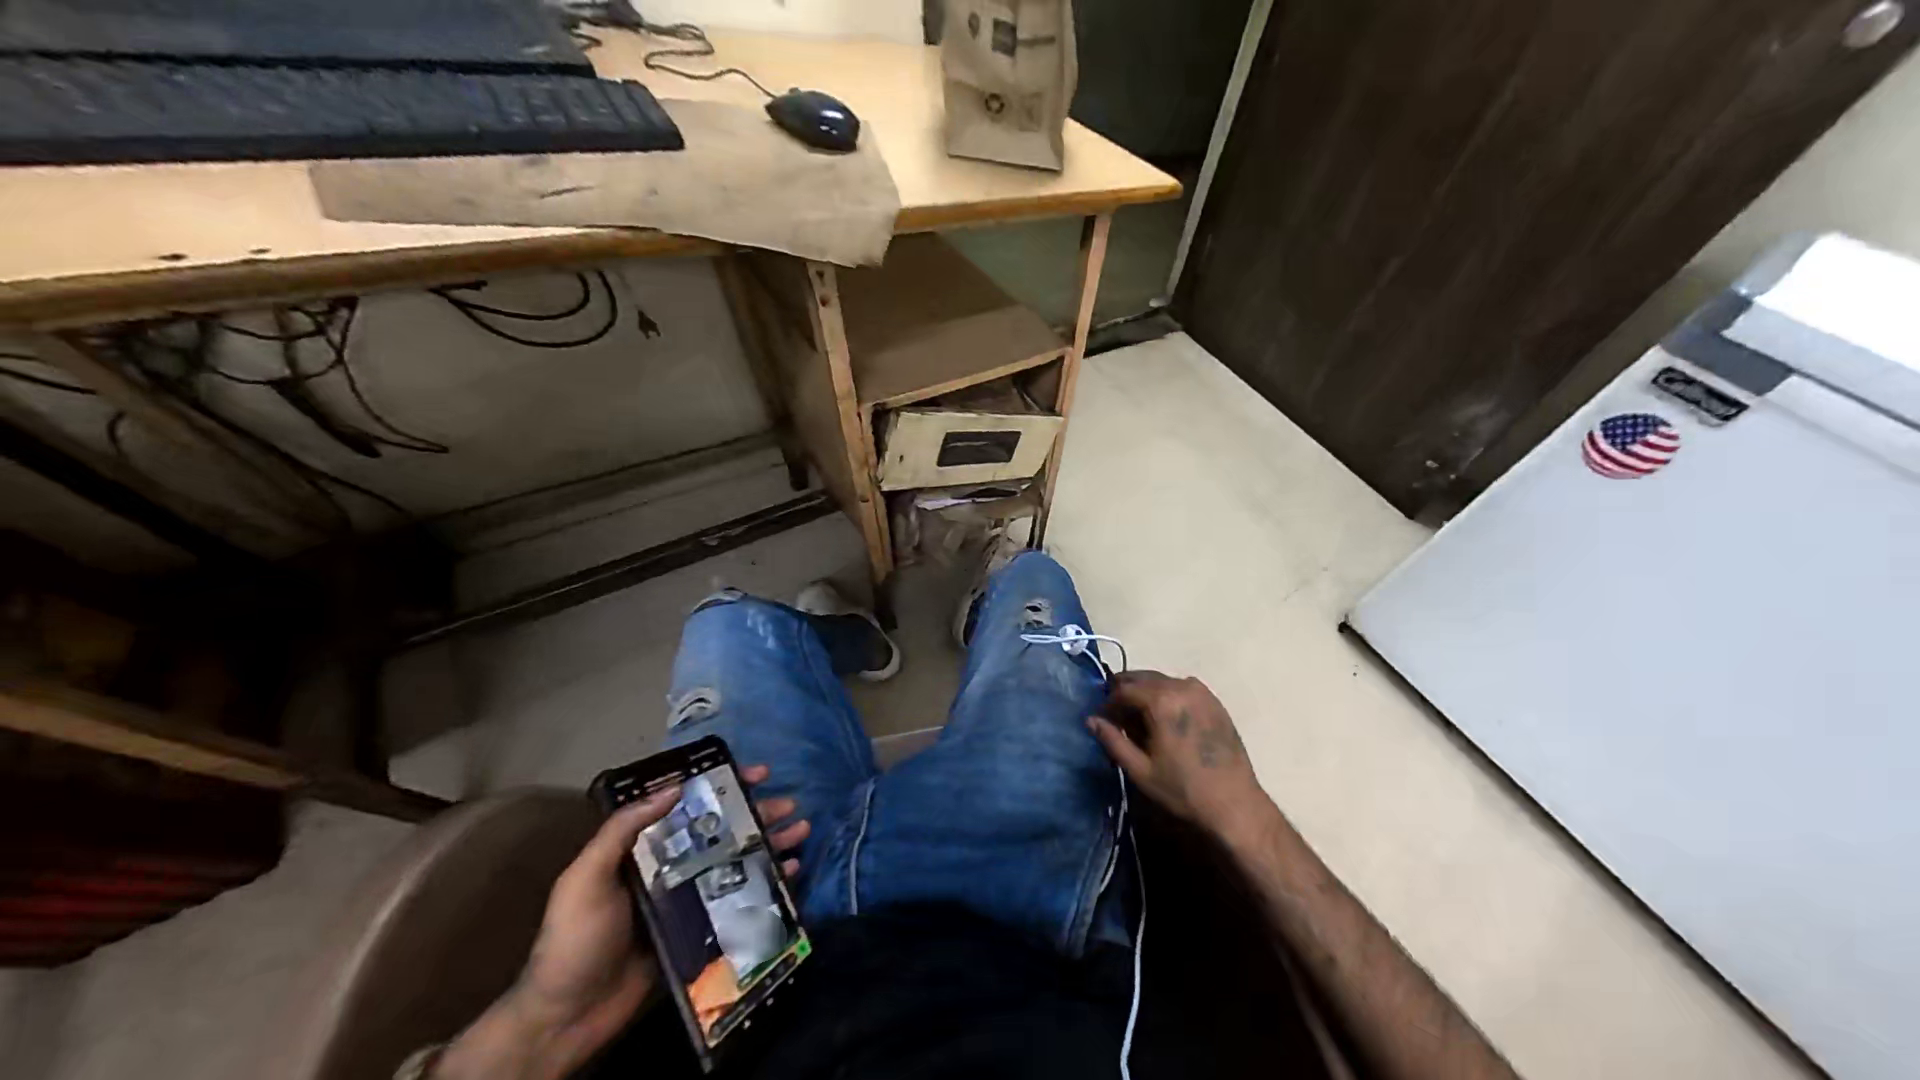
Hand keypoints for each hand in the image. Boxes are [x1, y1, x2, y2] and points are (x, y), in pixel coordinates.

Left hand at [435, 765, 808, 1079]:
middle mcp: (671, 867)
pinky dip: (767, 883)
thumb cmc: (575, 940)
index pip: (689, 806)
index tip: (757, 774)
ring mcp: (689, 899)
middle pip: (723, 832)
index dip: (724, 786)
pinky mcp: (702, 930)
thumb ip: (622, 831)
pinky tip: (792, 872)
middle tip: (790, 806)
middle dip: (758, 814)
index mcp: (643, 848)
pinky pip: (741, 900)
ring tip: (801, 831)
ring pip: (738, 862)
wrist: (568, 1018)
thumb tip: (673, 787)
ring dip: (770, 844)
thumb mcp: (585, 878)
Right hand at [1088, 671, 1268, 841]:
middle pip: (1143, 678)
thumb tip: (1091, 720)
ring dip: (1145, 693)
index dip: (1108, 702)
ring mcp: (1202, 692)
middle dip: (1125, 692)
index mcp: (1163, 701)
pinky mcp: (1214, 701)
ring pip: (1161, 681)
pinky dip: (1166, 695)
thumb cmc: (1183, 789)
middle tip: (1115, 715)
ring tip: (1138, 718)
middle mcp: (1182, 687)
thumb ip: (1113, 740)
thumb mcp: (1140, 769)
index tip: (1101, 718)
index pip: (1124, 689)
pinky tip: (1163, 718)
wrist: (1235, 804)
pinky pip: (1181, 688)